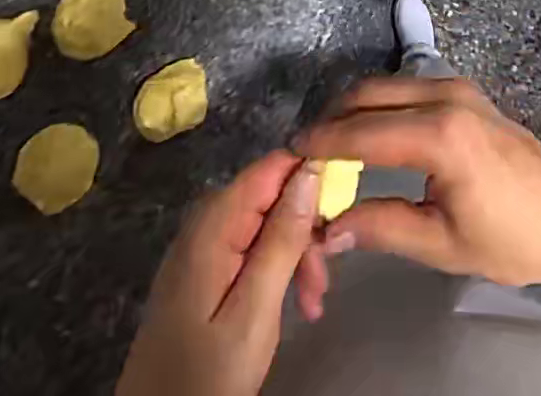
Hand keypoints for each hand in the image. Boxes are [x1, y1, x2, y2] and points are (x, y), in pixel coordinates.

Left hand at [116, 152, 335, 395]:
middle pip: (272, 196)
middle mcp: (206, 221)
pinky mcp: (205, 269)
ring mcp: (203, 245)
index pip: (272, 167)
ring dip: (296, 255)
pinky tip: (293, 302)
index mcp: (214, 223)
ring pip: (266, 223)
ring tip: (313, 304)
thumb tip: (310, 170)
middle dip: (305, 231)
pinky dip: (277, 269)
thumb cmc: (205, 375)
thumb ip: (282, 238)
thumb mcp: (255, 310)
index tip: (337, 220)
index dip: (310, 181)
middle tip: (323, 283)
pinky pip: (251, 247)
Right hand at [297, 77, 540, 294]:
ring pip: (388, 85)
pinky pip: (408, 87)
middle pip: (369, 94)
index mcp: (441, 135)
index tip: (294, 154)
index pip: (363, 132)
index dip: (324, 143)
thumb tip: (329, 227)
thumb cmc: (513, 238)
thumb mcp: (444, 243)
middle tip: (310, 150)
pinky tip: (371, 130)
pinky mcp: (466, 92)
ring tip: (333, 143)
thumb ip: (382, 226)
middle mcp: (447, 97)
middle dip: (333, 117)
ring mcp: (459, 88)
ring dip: (355, 107)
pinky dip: (381, 103)